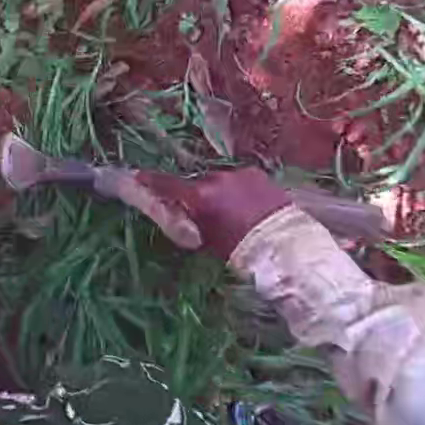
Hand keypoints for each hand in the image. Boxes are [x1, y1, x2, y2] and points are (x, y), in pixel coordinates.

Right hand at [139, 168, 292, 258]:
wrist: (286, 247)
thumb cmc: (241, 250)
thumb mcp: (208, 239)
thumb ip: (191, 222)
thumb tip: (182, 215)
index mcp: (200, 196)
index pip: (167, 184)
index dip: (150, 181)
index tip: (138, 176)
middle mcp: (217, 179)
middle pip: (197, 184)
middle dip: (196, 195)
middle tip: (204, 212)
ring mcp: (239, 174)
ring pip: (219, 181)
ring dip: (219, 192)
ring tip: (231, 211)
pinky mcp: (258, 175)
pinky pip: (239, 180)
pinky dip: (238, 190)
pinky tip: (247, 206)